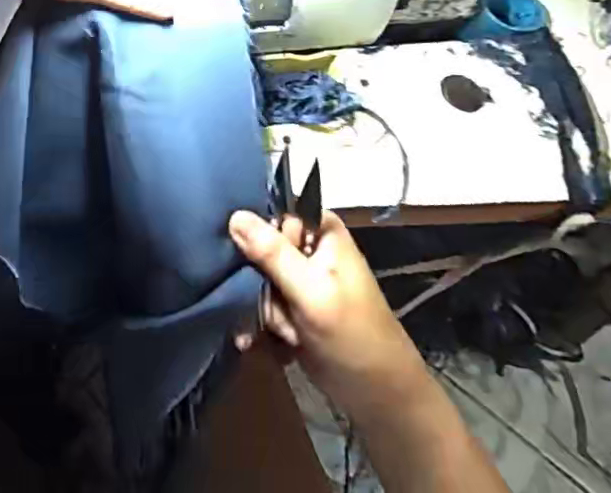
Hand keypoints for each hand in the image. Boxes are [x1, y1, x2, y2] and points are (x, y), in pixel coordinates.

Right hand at [229, 209, 431, 423]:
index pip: (271, 215)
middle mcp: (308, 245)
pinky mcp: (290, 301)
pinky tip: (256, 339)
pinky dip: (259, 320)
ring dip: (263, 308)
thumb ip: (273, 252)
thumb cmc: (352, 335)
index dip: (260, 241)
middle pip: (258, 247)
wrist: (375, 394)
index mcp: (319, 229)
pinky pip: (260, 298)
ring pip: (256, 276)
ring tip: (285, 333)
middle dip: (261, 284)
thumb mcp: (312, 291)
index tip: (265, 270)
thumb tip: (235, 215)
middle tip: (279, 313)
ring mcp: (298, 274)